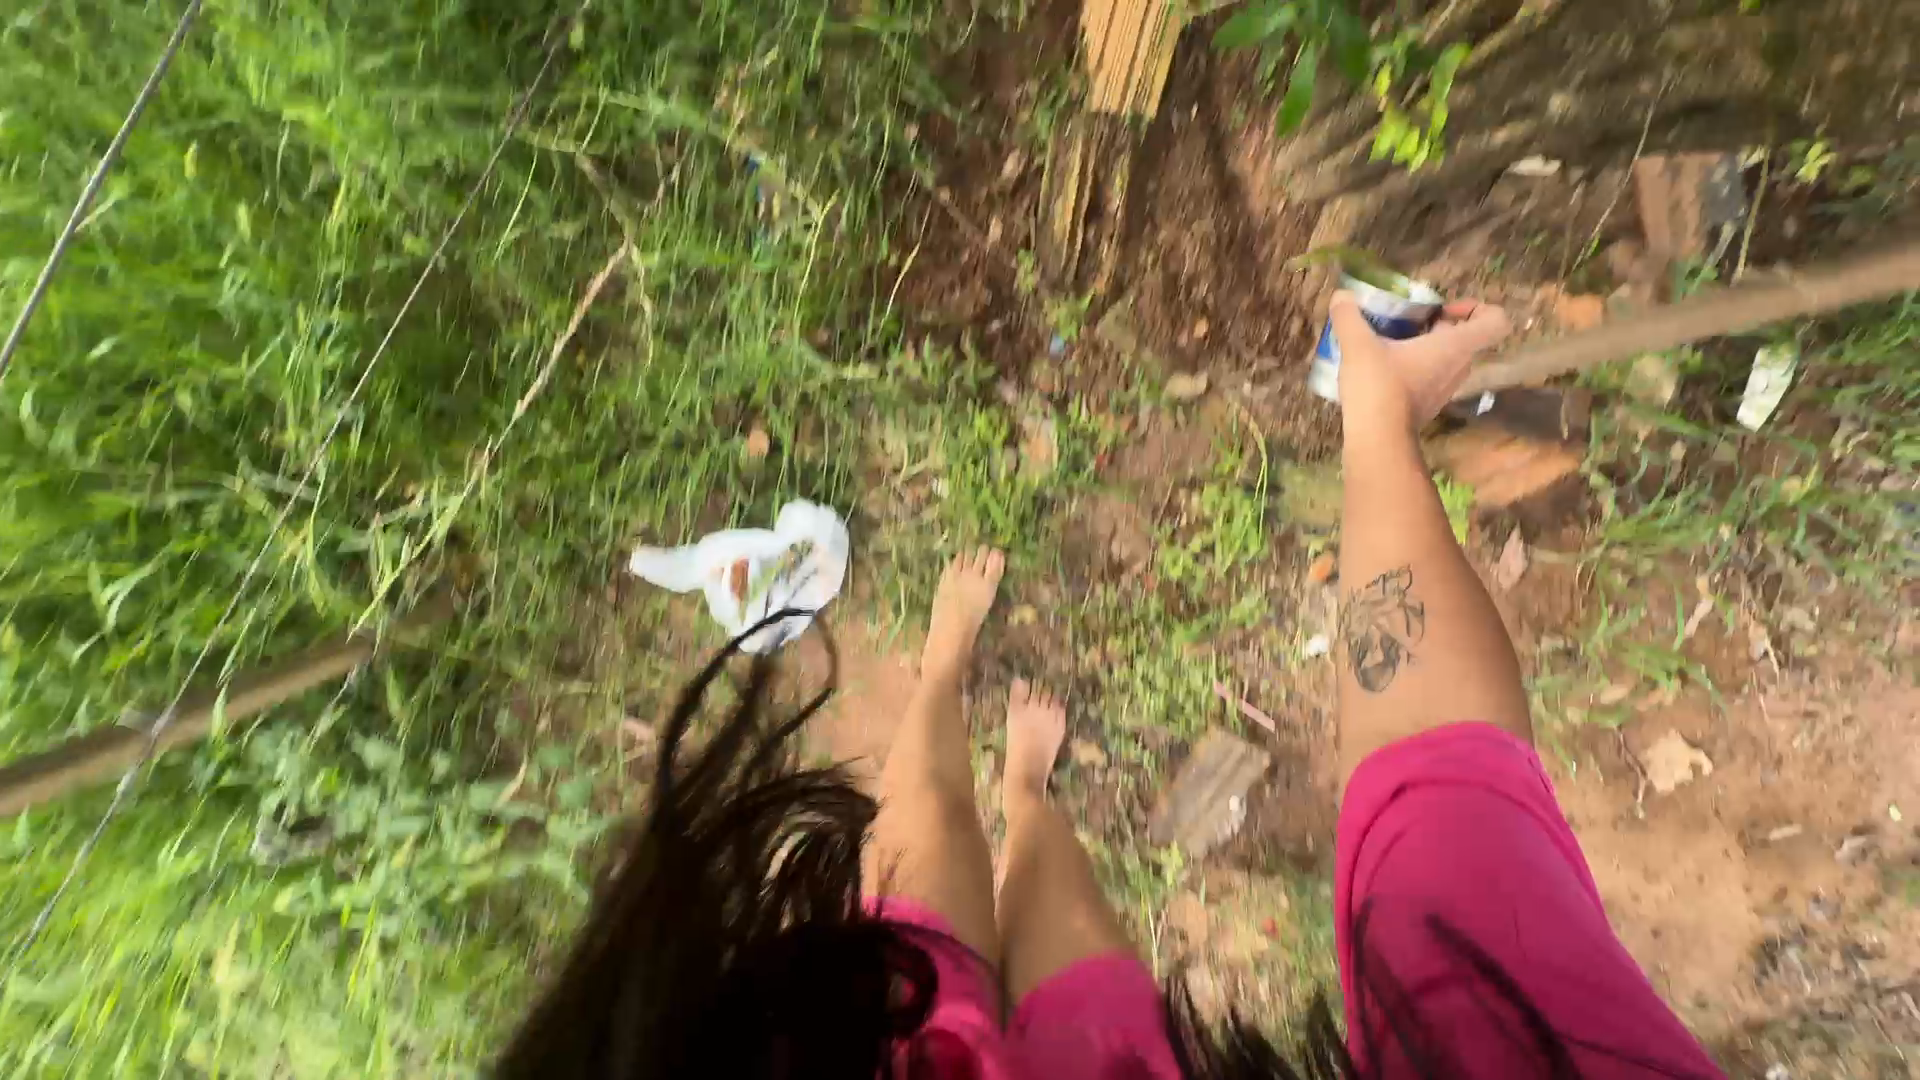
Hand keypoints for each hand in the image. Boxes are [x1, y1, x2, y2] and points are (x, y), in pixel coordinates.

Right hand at [1332, 293, 1511, 435]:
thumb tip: (1341, 296)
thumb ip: (1349, 318)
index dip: (1477, 308)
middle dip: (1439, 328)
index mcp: (1454, 346)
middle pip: (1465, 339)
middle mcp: (1458, 367)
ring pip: (1446, 361)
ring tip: (1391, 350)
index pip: (1495, 321)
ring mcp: (1445, 391)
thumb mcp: (1358, 346)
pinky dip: (1414, 373)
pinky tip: (1382, 376)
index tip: (1442, 310)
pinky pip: (1430, 381)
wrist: (1377, 438)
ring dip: (1425, 351)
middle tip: (1408, 326)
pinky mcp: (1427, 408)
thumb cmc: (1378, 386)